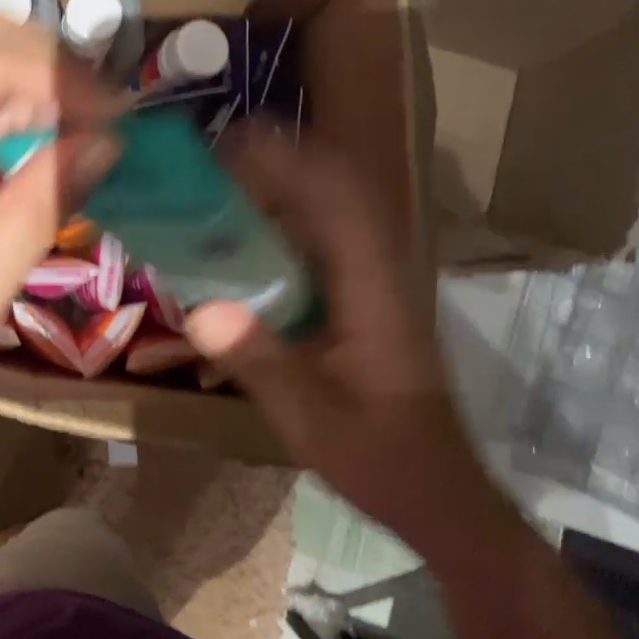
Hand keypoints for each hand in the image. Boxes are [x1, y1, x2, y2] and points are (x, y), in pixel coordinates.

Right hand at [184, 125, 513, 542]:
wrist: (439, 494)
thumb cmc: (380, 459)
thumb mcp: (311, 420)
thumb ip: (260, 362)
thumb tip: (199, 308)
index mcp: (375, 290)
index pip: (338, 201)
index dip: (289, 162)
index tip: (234, 144)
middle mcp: (383, 271)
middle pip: (340, 189)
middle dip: (283, 160)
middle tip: (219, 156)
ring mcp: (380, 282)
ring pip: (337, 208)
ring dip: (288, 183)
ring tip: (227, 179)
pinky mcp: (370, 297)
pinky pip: (330, 237)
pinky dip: (292, 217)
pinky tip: (250, 232)